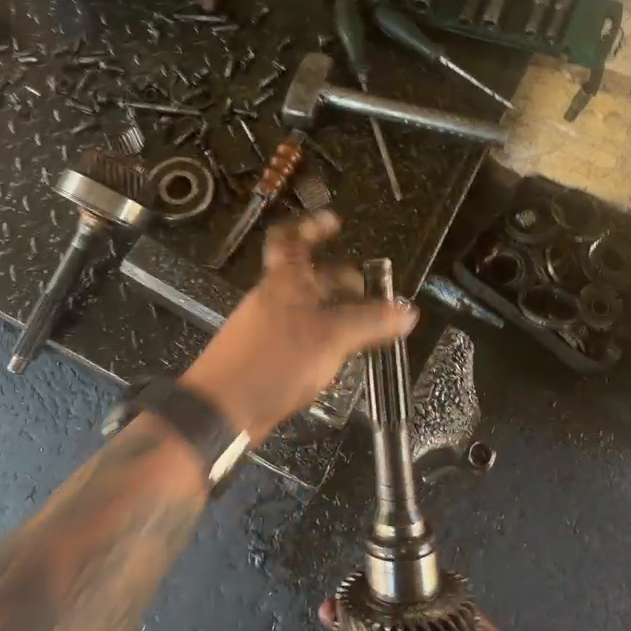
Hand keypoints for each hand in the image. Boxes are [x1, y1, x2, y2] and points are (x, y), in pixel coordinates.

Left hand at [180, 211, 414, 442]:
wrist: (223, 408)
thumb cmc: (275, 360)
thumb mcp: (331, 338)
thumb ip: (370, 323)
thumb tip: (408, 311)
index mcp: (284, 281)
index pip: (293, 239)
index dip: (313, 227)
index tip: (336, 223)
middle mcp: (274, 297)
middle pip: (308, 277)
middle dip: (340, 279)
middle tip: (369, 289)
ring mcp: (267, 327)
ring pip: (307, 309)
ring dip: (335, 312)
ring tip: (365, 326)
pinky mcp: (267, 356)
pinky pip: (301, 336)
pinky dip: (323, 337)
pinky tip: (339, 355)